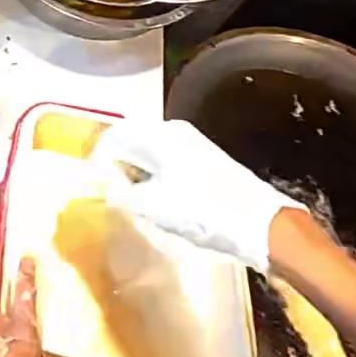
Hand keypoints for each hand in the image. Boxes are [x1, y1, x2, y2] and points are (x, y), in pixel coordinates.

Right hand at [89, 119, 304, 274]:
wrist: (263, 225)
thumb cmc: (204, 211)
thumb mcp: (154, 207)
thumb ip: (123, 195)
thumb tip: (109, 190)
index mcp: (157, 135)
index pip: (112, 138)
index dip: (97, 161)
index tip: (92, 185)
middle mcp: (173, 131)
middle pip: (131, 141)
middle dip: (116, 166)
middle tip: (110, 194)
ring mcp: (192, 143)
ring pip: (149, 152)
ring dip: (136, 173)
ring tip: (133, 201)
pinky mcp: (206, 160)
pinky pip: (167, 160)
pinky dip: (155, 176)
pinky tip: (160, 201)